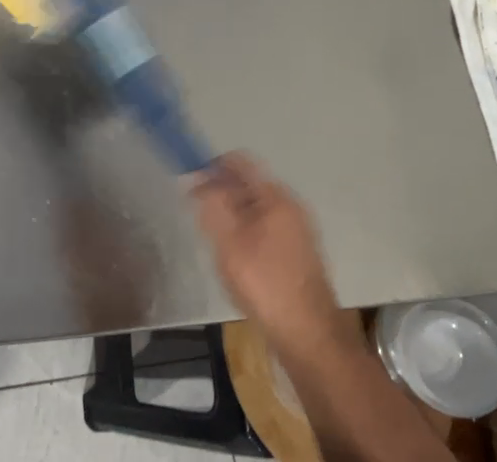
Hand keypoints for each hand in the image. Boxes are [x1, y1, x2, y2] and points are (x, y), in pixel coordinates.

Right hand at [189, 153, 352, 358]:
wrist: (308, 335)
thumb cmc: (265, 284)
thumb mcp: (228, 241)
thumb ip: (210, 204)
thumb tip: (196, 177)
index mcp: (276, 198)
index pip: (239, 162)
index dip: (210, 166)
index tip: (188, 183)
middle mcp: (290, 207)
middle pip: (246, 184)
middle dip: (218, 193)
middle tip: (197, 215)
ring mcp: (295, 229)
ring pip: (252, 207)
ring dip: (229, 214)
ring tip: (213, 240)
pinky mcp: (295, 250)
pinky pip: (261, 226)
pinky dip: (242, 231)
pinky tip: (233, 257)